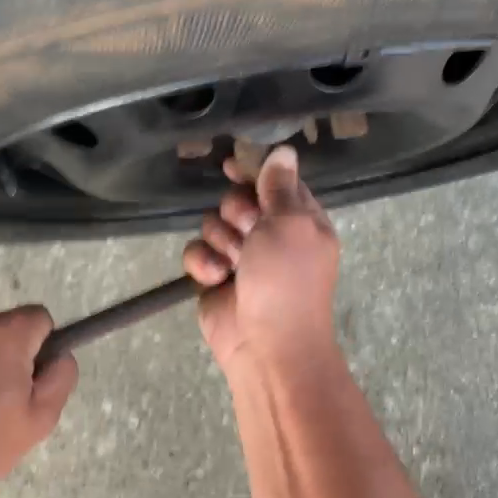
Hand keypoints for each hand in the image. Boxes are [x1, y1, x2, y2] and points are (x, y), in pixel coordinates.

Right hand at [181, 145, 340, 373]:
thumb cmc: (287, 280)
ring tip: (234, 263)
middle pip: (238, 198)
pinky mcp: (214, 276)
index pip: (275, 179)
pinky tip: (215, 279)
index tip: (234, 164)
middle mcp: (271, 233)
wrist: (268, 348)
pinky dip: (204, 264)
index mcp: (300, 218)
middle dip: (237, 211)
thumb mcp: (291, 223)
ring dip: (221, 240)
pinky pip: (197, 251)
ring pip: (213, 222)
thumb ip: (280, 185)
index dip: (255, 169)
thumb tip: (284, 149)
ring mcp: (241, 256)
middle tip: (248, 230)